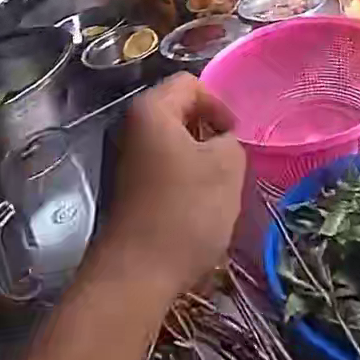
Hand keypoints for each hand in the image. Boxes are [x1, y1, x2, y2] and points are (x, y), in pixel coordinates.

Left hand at [94, 74, 245, 298]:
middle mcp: (131, 126)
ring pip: (173, 141)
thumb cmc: (184, 211)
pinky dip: (182, 177)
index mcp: (151, 109)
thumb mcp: (226, 167)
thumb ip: (231, 139)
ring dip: (198, 157)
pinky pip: (162, 166)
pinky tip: (195, 206)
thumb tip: (221, 142)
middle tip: (228, 161)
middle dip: (209, 131)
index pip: (191, 83)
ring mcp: (125, 158)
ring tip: (215, 187)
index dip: (218, 105)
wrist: (135, 276)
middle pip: (180, 110)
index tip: (234, 138)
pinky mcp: (127, 188)